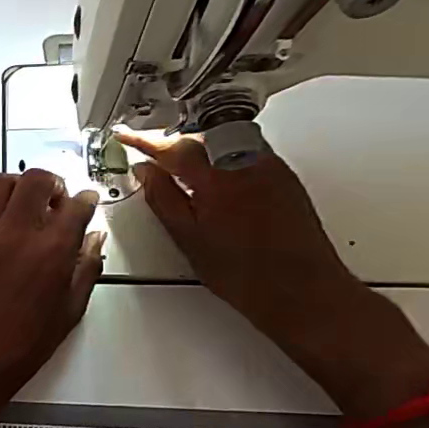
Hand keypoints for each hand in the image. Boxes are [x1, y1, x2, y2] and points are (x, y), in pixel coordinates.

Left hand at [0, 169, 104, 427]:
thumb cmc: (23, 344)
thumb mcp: (69, 310)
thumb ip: (86, 268)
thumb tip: (94, 238)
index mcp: (51, 252)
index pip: (75, 206)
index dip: (86, 199)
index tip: (87, 200)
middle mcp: (17, 234)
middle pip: (35, 179)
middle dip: (52, 182)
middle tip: (57, 198)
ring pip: (0, 182)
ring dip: (19, 185)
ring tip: (28, 203)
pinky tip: (3, 222)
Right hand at [120, 132, 371, 359]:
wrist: (301, 291)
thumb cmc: (249, 274)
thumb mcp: (187, 237)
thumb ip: (161, 197)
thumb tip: (145, 172)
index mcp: (217, 179)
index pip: (171, 147)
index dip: (143, 140)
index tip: (127, 137)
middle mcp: (247, 165)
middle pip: (200, 137)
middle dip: (172, 143)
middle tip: (150, 154)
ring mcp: (270, 168)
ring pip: (224, 139)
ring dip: (198, 147)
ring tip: (181, 167)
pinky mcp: (284, 177)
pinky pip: (246, 150)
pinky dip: (223, 156)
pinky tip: (215, 177)